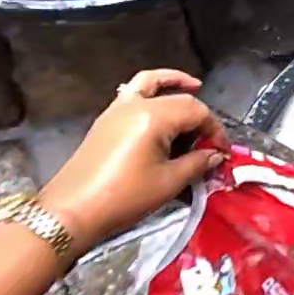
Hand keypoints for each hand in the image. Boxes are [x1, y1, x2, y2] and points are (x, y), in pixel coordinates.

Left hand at [39, 69, 225, 251]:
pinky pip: (134, 92)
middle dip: (198, 115)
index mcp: (154, 116)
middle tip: (208, 140)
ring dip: (173, 83)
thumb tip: (215, 155)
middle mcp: (136, 104)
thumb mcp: (168, 183)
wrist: (70, 212)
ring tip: (191, 88)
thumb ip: (197, 163)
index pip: (196, 110)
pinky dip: (152, 91)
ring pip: (150, 82)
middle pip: (177, 96)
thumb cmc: (123, 198)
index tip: (222, 150)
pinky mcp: (106, 120)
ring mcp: (117, 109)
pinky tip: (160, 109)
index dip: (214, 128)